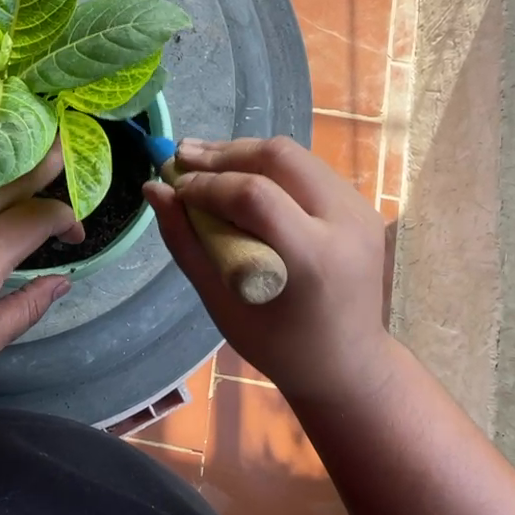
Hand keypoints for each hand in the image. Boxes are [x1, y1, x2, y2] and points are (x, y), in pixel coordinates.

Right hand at [143, 137, 392, 402]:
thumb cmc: (277, 343)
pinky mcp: (360, 204)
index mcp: (313, 258)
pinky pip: (305, 167)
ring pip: (293, 154)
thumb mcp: (220, 302)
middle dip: (223, 153)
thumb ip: (186, 242)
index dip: (207, 183)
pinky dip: (264, 164)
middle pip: (279, 157)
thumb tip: (154, 189)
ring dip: (242, 152)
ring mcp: (359, 210)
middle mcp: (345, 223)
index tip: (174, 188)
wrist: (347, 362)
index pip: (255, 195)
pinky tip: (235, 175)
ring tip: (201, 160)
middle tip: (181, 157)